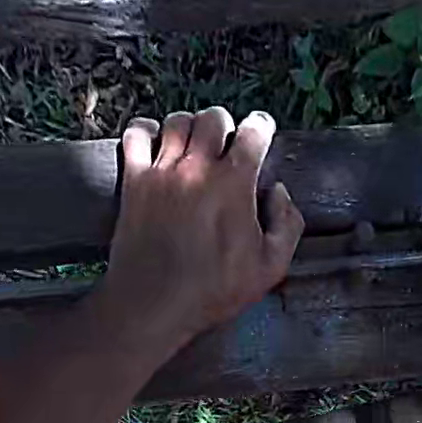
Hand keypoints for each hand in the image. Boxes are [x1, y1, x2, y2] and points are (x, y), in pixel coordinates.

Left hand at [103, 107, 306, 340]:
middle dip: (226, 126)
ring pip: (177, 121)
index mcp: (234, 184)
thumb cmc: (214, 291)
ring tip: (195, 146)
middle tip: (227, 144)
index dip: (262, 127)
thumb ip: (287, 226)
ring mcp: (162, 172)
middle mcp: (197, 168)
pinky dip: (147, 130)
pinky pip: (137, 134)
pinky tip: (156, 144)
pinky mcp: (135, 182)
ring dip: (190, 128)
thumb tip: (280, 193)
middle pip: (213, 119)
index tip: (263, 132)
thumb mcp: (270, 269)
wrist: (155, 304)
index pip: (253, 132)